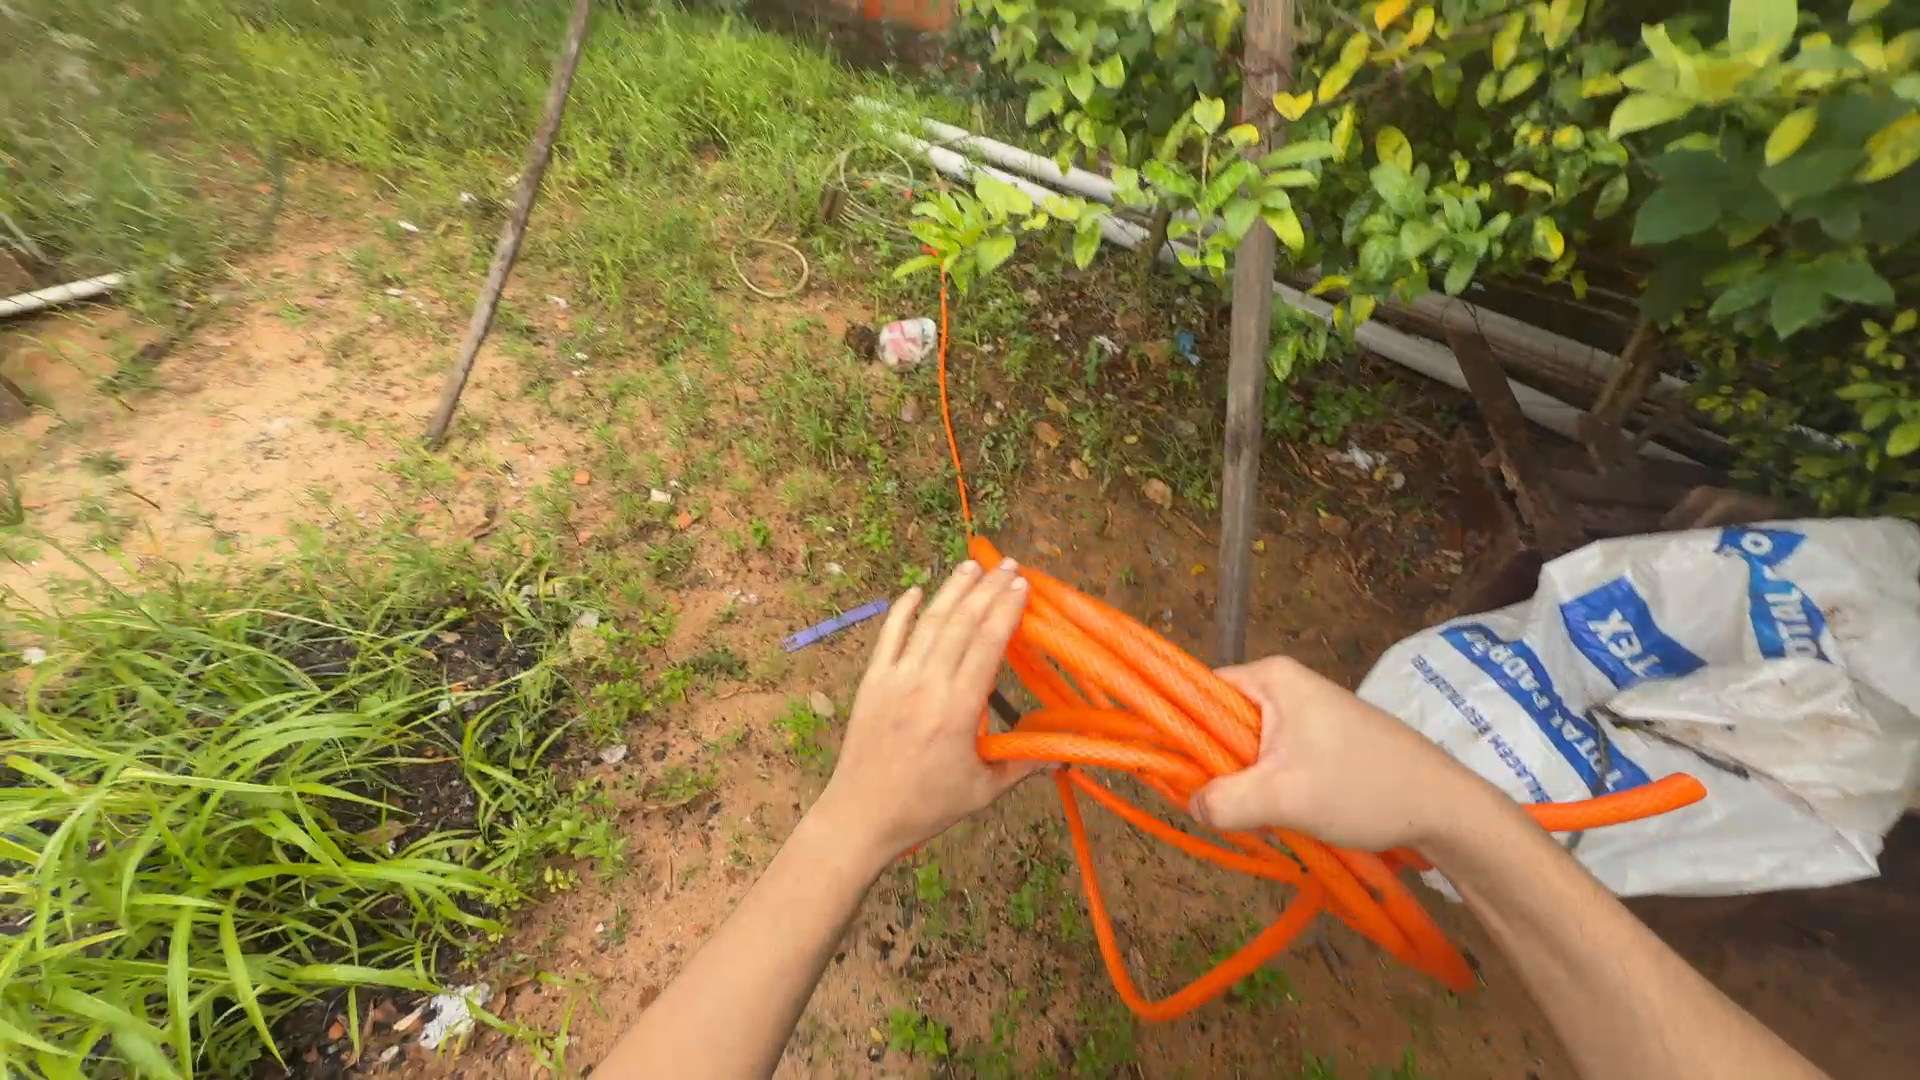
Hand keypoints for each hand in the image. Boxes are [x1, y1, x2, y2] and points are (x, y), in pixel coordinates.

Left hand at [811, 558, 1043, 860]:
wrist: (862, 814)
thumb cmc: (926, 806)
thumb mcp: (983, 790)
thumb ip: (1024, 765)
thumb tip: (1067, 755)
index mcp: (958, 708)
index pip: (987, 644)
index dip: (1006, 610)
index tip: (1022, 586)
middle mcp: (926, 684)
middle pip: (961, 623)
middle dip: (987, 590)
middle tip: (1009, 566)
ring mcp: (895, 678)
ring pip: (928, 622)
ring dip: (951, 590)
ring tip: (972, 565)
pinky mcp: (872, 681)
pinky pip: (888, 636)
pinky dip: (902, 610)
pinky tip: (916, 590)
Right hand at [1187, 656, 1496, 851]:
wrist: (1448, 809)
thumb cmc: (1363, 788)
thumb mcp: (1283, 798)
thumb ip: (1223, 800)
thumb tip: (1190, 803)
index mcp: (1270, 677)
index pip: (1199, 693)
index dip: (1183, 731)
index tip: (1181, 773)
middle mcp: (1283, 683)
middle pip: (1220, 720)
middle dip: (1219, 763)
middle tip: (1226, 800)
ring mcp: (1304, 709)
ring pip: (1246, 743)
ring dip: (1245, 779)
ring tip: (1262, 810)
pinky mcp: (1320, 735)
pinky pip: (1271, 754)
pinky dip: (1268, 783)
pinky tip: (1284, 809)